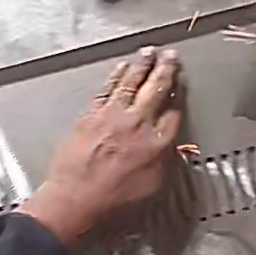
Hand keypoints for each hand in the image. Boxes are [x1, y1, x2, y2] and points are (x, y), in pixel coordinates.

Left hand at [19, 47, 183, 244]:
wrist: (74, 201)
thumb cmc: (112, 203)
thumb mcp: (153, 190)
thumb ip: (168, 164)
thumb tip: (175, 150)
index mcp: (159, 144)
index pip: (175, 111)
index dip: (179, 94)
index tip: (181, 84)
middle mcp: (139, 125)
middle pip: (157, 88)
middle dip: (166, 69)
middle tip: (171, 56)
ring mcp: (113, 117)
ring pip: (132, 82)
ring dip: (142, 64)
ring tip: (149, 52)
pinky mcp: (91, 117)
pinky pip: (108, 89)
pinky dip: (117, 75)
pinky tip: (122, 67)